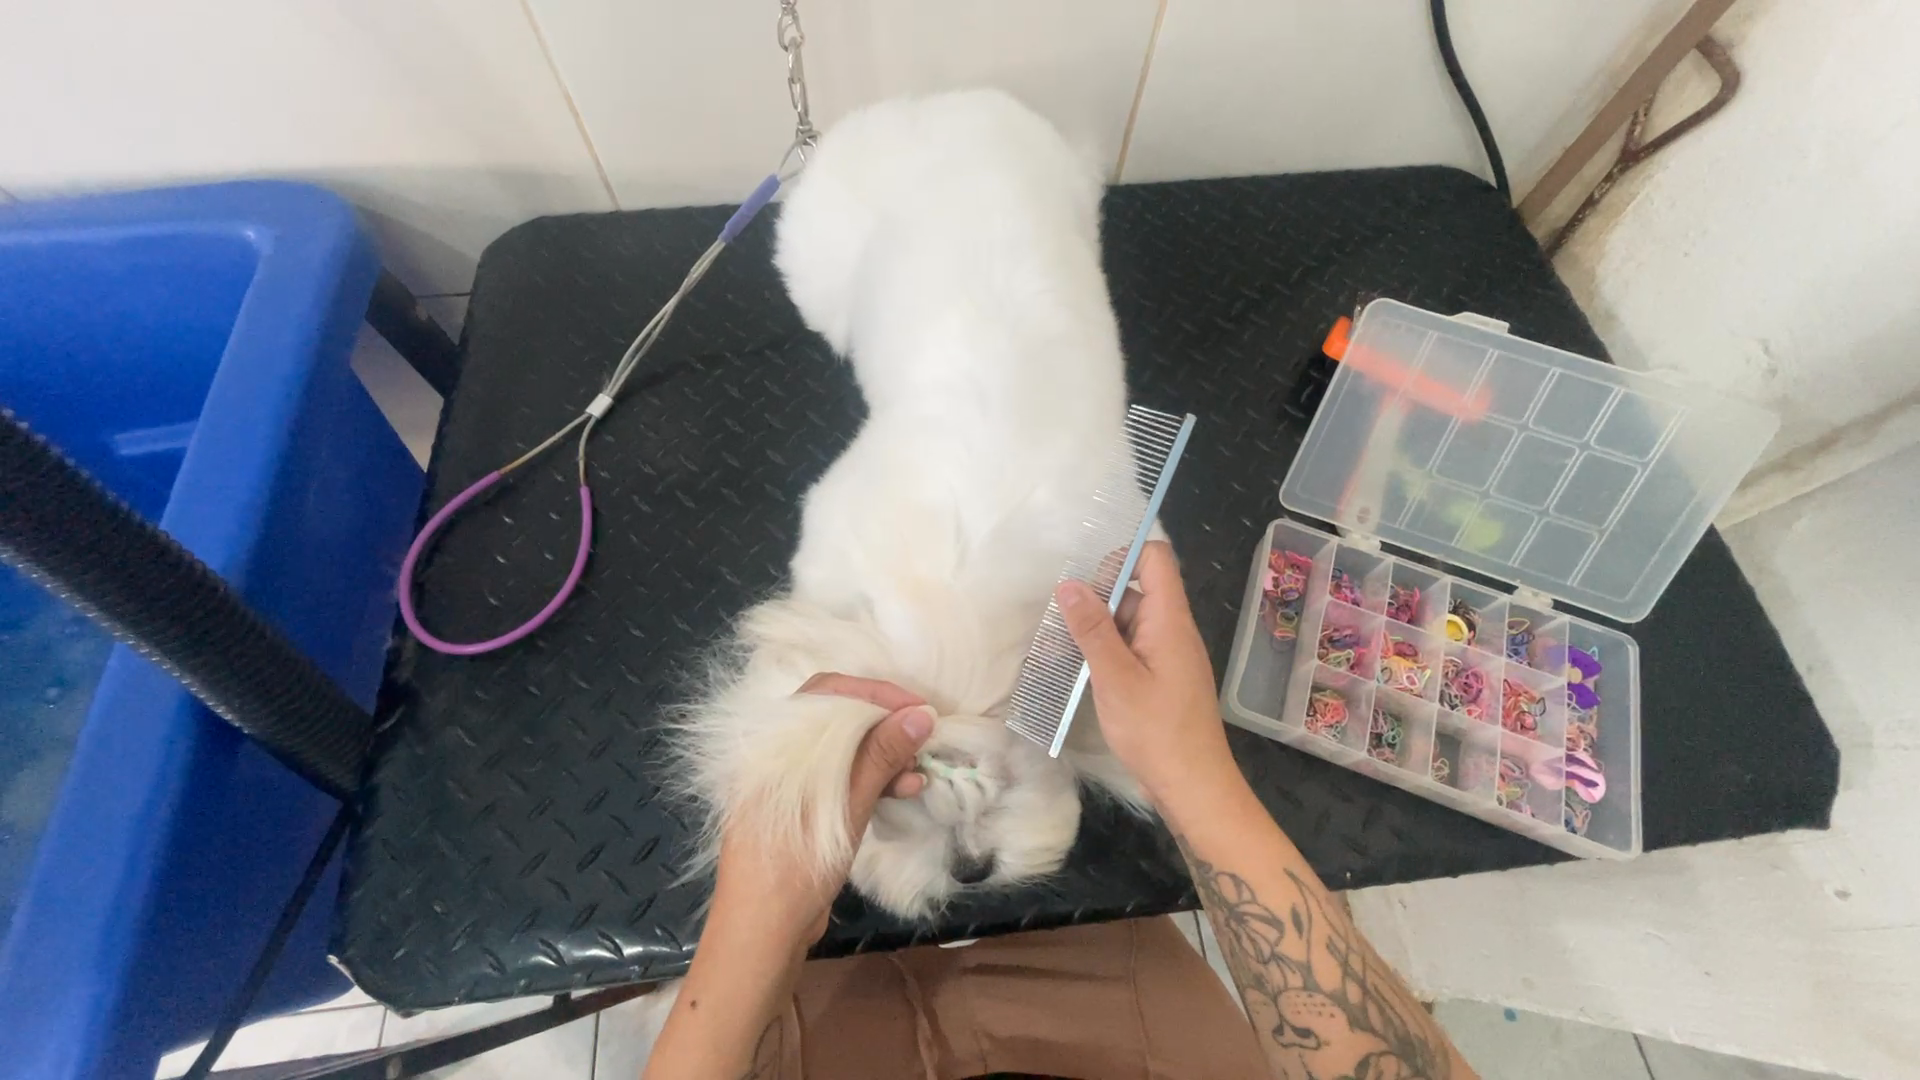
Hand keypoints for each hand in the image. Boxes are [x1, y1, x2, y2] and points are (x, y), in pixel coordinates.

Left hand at [707, 674, 934, 950]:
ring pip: (845, 747)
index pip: (830, 691)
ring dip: (885, 751)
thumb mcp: (845, 808)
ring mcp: (793, 781)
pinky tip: (906, 788)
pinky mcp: (806, 806)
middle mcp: (781, 754)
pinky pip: (844, 775)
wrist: (759, 938)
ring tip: (920, 768)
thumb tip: (921, 713)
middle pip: (839, 716)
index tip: (919, 708)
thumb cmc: (795, 868)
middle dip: (885, 720)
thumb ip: (880, 756)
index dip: (877, 692)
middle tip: (924, 733)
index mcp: (776, 743)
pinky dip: (874, 777)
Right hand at [1055, 541, 1236, 806]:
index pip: (1155, 559)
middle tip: (1058, 618)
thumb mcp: (1115, 678)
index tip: (1084, 577)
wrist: (1193, 786)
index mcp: (1169, 620)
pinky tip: (1081, 668)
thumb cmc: (1155, 731)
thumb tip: (1069, 584)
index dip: (1122, 555)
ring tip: (1060, 645)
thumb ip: (1092, 629)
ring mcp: (1168, 654)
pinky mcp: (1162, 676)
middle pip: (1136, 589)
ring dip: (1097, 628)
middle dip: (1097, 597)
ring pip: (1130, 621)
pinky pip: (1133, 647)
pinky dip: (1107, 651)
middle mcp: (1172, 629)